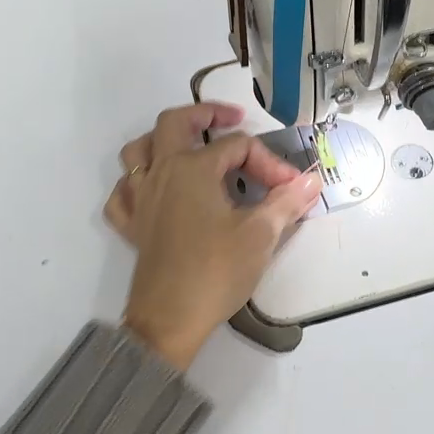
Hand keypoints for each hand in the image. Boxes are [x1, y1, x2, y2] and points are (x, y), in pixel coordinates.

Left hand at [106, 103, 322, 368]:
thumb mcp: (260, 235)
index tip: (290, 187)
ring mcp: (141, 198)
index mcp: (193, 168)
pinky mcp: (132, 225)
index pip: (237, 147)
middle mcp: (162, 173)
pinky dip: (135, 184)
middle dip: (204, 114)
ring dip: (161, 141)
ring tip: (187, 147)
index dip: (269, 161)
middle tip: (230, 119)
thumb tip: (311, 181)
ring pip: (138, 151)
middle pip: (174, 123)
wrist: (171, 318)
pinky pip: (123, 193)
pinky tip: (155, 191)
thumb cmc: (216, 271)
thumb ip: (286, 202)